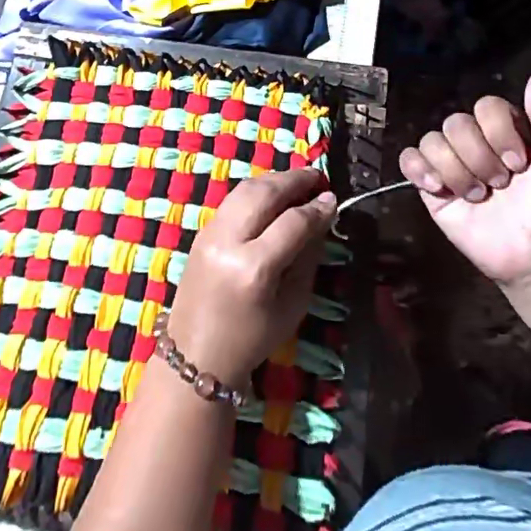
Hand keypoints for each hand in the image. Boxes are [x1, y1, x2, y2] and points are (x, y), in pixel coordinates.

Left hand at [166, 168, 335, 384]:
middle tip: (316, 177)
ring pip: (244, 190)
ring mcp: (209, 234)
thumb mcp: (293, 304)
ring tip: (297, 182)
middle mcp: (227, 242)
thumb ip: (307, 258)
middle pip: (264, 194)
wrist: (196, 354)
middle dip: (294, 180)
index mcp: (253, 268)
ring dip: (273, 181)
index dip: (317, 208)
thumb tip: (320, 220)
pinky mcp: (200, 233)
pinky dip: (255, 192)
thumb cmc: (252, 338)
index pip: (292, 223)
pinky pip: (232, 201)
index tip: (333, 199)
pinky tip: (272, 196)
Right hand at [398, 67, 530, 299]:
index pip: (486, 106)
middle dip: (479, 157)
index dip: (499, 133)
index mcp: (509, 129)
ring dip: (456, 171)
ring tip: (478, 196)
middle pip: (456, 123)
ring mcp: (452, 164)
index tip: (522, 164)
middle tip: (502, 185)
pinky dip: (419, 170)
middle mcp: (478, 142)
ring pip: (432, 141)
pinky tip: (438, 188)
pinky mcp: (430, 187)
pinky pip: (409, 159)